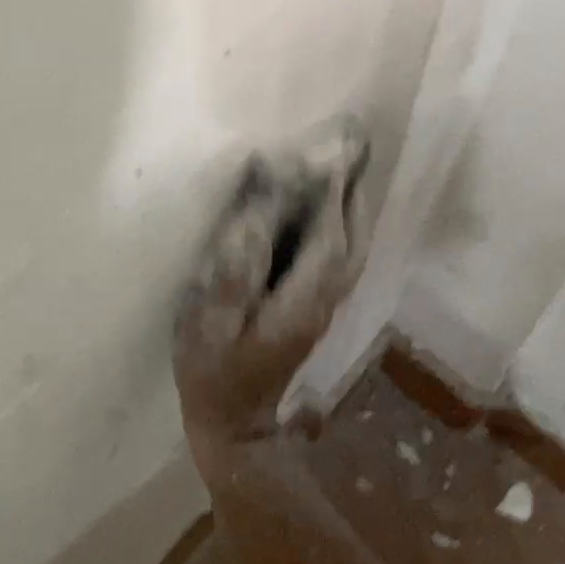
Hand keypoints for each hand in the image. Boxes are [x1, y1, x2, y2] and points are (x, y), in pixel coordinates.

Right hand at [172, 117, 371, 461]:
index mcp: (303, 297)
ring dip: (353, 202)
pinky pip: (343, 253)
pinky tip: (332, 207)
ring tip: (347, 163)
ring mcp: (326, 304)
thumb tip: (259, 209)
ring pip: (354, 243)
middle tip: (353, 140)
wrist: (234, 423)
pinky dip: (344, 222)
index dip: (329, 188)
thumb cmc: (213, 368)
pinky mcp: (318, 307)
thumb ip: (237, 264)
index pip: (328, 231)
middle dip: (354, 186)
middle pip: (353, 233)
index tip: (332, 144)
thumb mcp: (210, 318)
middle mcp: (326, 296)